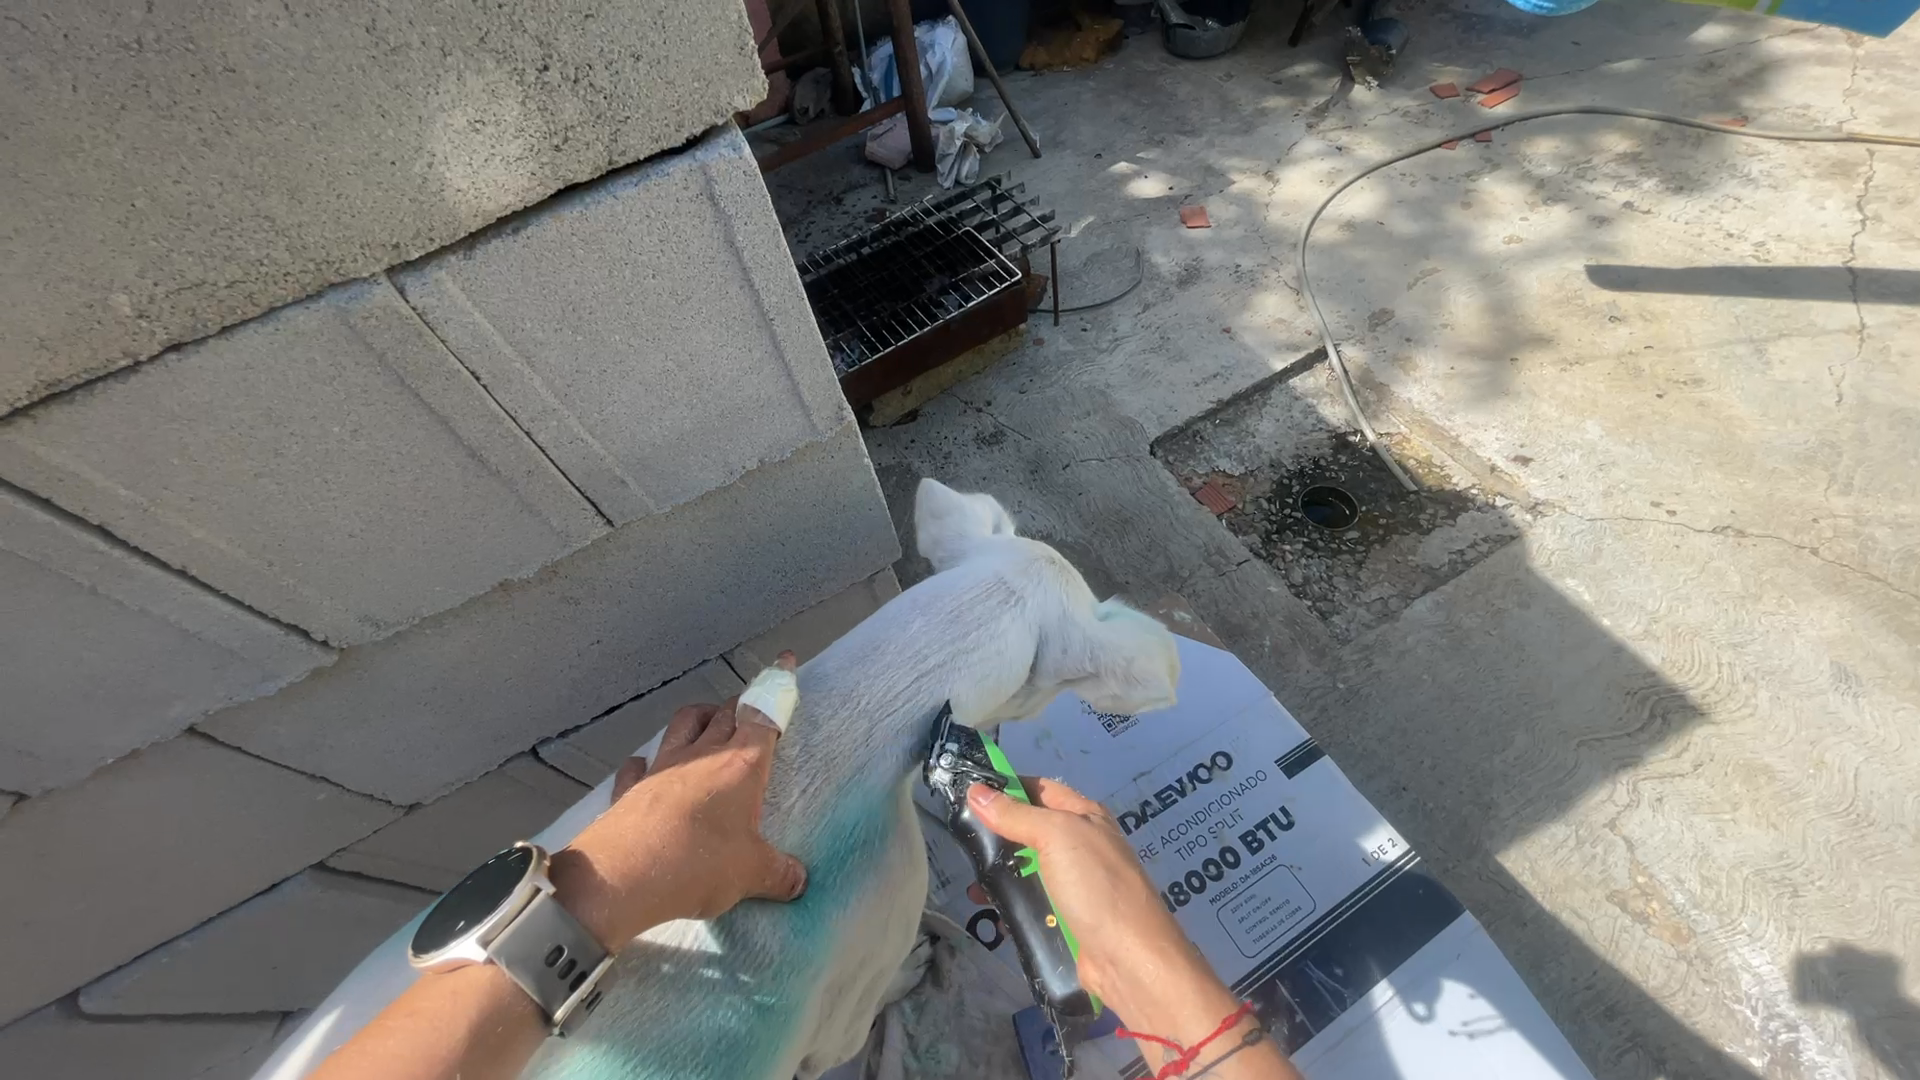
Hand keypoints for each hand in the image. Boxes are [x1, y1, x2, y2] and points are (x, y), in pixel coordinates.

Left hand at [550, 655, 807, 946]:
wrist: (618, 879)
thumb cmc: (698, 864)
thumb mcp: (750, 873)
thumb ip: (778, 873)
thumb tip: (800, 880)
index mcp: (742, 764)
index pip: (765, 712)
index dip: (778, 685)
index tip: (786, 659)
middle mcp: (704, 755)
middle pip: (726, 713)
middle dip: (741, 705)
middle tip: (751, 710)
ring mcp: (662, 768)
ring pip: (684, 723)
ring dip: (700, 717)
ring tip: (708, 724)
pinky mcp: (629, 789)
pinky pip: (638, 765)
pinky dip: (646, 762)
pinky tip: (645, 768)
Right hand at [966, 779, 1247, 1049]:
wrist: (1131, 961)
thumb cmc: (1096, 887)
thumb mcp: (1056, 837)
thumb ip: (1015, 815)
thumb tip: (976, 791)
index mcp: (1085, 815)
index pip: (1040, 788)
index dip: (1008, 786)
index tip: (970, 792)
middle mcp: (1081, 844)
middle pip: (1030, 829)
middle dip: (998, 833)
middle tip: (962, 841)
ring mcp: (1075, 884)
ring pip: (1027, 868)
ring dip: (1000, 874)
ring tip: (972, 884)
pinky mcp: (1066, 918)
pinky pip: (1032, 903)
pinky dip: (1010, 904)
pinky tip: (989, 910)